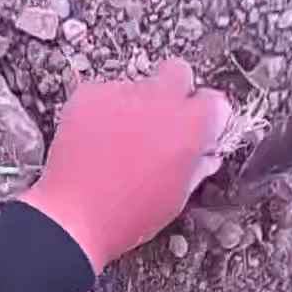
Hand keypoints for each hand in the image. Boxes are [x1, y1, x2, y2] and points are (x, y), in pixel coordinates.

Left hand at [20, 60, 230, 270]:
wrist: (76, 217)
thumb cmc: (130, 215)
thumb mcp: (175, 199)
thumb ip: (196, 167)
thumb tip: (205, 155)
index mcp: (190, 126)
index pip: (215, 103)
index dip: (208, 120)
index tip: (200, 133)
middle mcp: (160, 99)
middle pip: (179, 73)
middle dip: (176, 94)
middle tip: (163, 126)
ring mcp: (123, 92)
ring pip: (139, 86)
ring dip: (137, 107)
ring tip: (121, 146)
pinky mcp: (91, 94)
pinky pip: (106, 94)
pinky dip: (105, 112)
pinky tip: (98, 143)